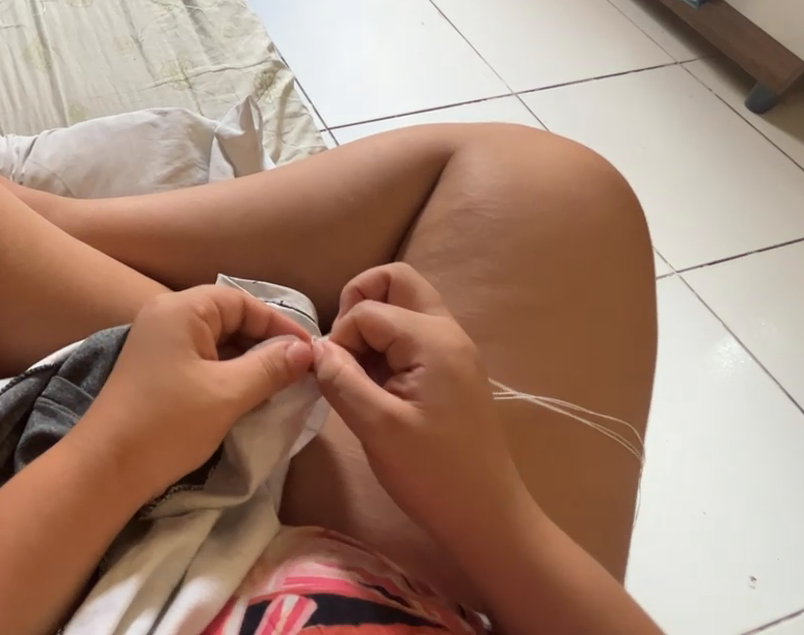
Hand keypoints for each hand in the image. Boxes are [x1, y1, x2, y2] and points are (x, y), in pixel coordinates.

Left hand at [71, 286, 315, 500]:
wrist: (107, 466)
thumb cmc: (169, 422)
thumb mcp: (228, 394)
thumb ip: (270, 367)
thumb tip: (305, 350)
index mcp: (181, 309)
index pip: (242, 301)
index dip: (278, 323)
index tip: (310, 352)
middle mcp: (167, 314)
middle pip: (228, 316)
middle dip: (264, 341)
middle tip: (299, 370)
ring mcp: (158, 341)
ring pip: (216, 339)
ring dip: (248, 358)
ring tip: (280, 384)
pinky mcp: (156, 366)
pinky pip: (201, 356)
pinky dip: (227, 370)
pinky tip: (248, 393)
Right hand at [312, 263, 531, 551]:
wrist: (489, 522)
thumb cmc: (434, 474)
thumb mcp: (376, 427)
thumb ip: (339, 378)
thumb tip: (313, 347)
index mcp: (432, 340)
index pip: (366, 311)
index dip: (340, 339)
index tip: (335, 378)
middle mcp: (447, 332)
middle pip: (395, 281)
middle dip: (359, 302)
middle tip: (344, 348)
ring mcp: (452, 350)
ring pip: (403, 305)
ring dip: (372, 325)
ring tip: (358, 373)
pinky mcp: (450, 369)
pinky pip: (410, 333)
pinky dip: (385, 345)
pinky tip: (376, 386)